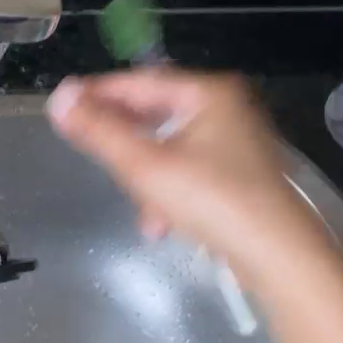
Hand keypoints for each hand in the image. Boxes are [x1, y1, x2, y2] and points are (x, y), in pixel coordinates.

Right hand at [45, 66, 338, 281]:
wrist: (284, 259)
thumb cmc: (213, 201)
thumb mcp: (144, 165)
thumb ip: (98, 130)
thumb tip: (58, 98)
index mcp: (206, 92)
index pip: (136, 83)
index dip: (95, 94)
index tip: (61, 106)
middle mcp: (224, 107)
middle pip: (152, 113)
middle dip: (122, 141)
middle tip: (87, 148)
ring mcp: (235, 140)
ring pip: (167, 145)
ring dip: (144, 174)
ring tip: (135, 203)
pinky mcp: (240, 172)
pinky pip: (186, 167)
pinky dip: (167, 189)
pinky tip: (159, 222)